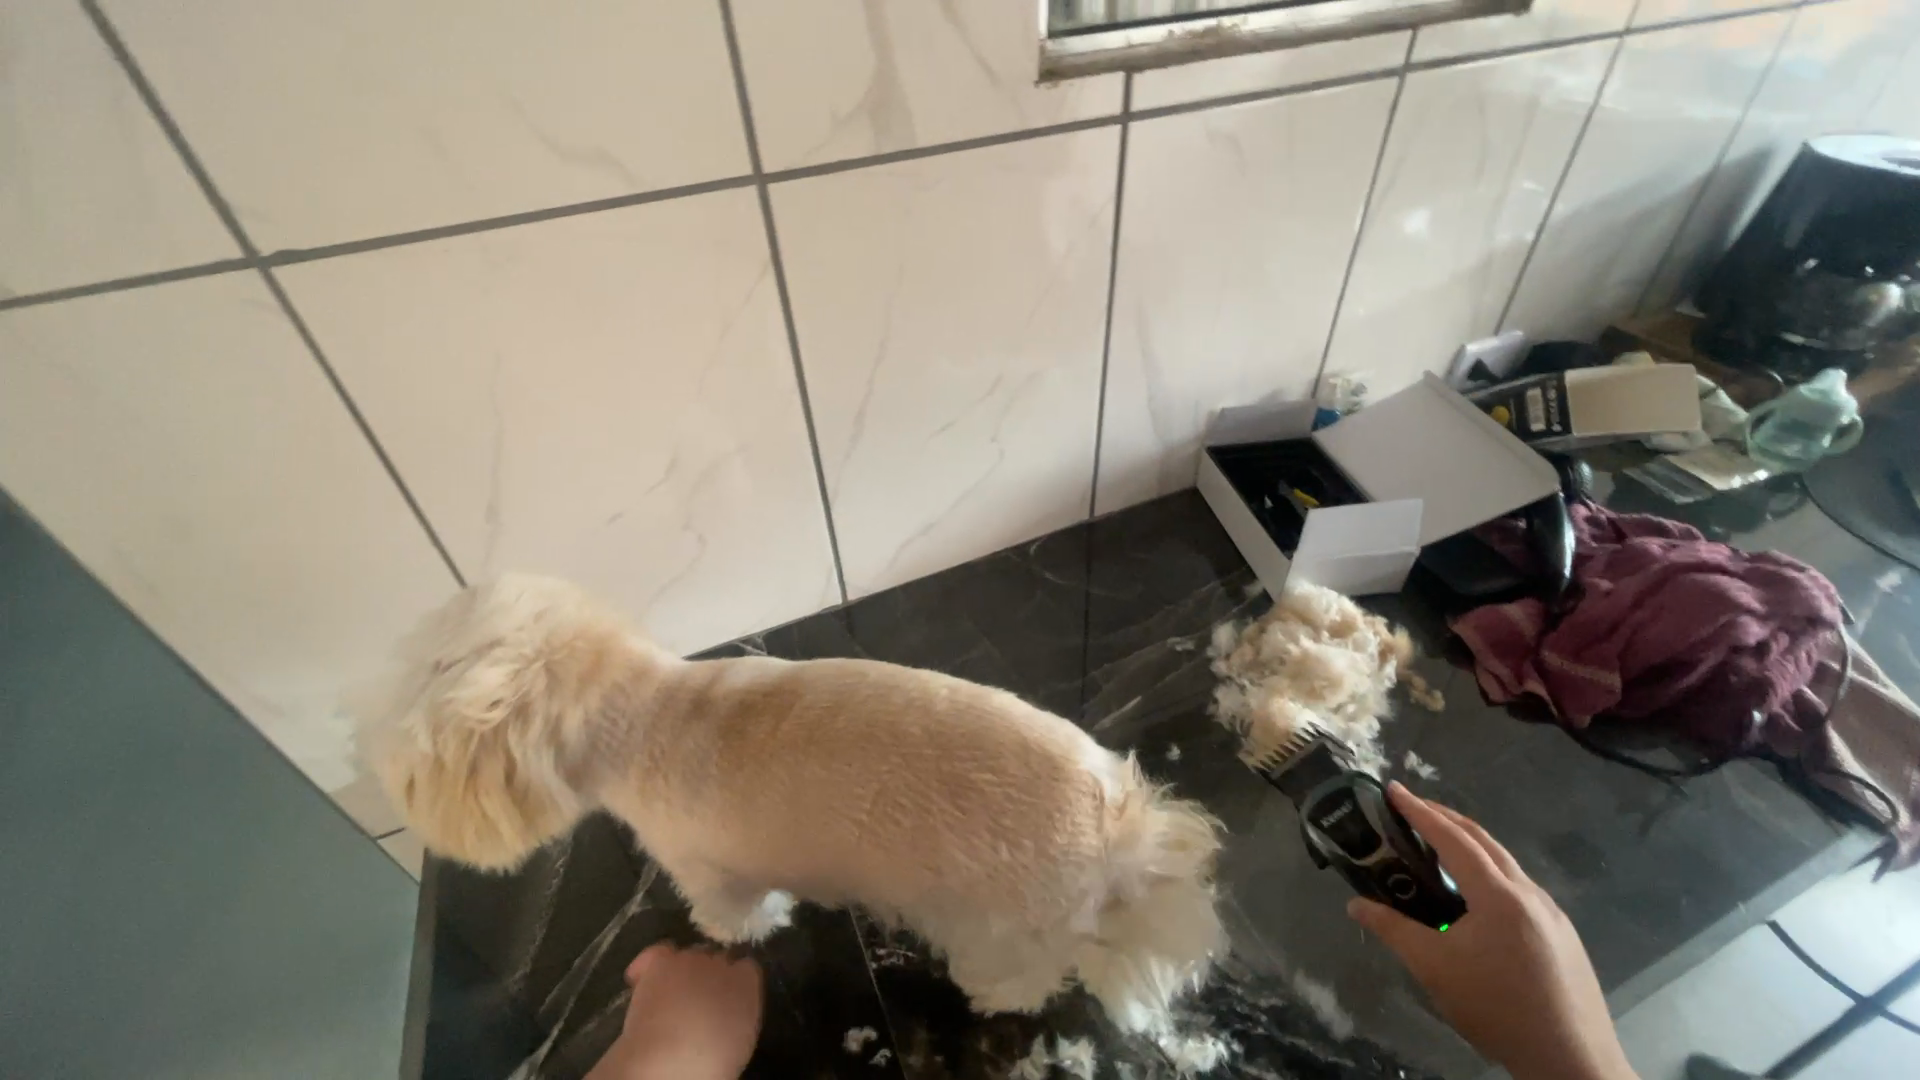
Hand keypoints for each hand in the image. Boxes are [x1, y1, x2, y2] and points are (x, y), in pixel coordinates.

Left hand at [585, 944, 763, 1079]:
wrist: (670, 1063)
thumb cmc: (709, 1065)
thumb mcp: (738, 1044)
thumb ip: (737, 1017)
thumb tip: (727, 1015)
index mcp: (749, 983)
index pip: (746, 969)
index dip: (733, 985)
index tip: (723, 1005)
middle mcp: (724, 963)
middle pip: (717, 959)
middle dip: (708, 978)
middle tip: (695, 1006)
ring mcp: (692, 959)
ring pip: (688, 957)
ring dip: (681, 974)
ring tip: (669, 1001)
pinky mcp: (662, 963)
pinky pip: (657, 954)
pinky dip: (648, 966)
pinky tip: (641, 980)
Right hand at [1347, 783, 1635, 1079]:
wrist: (1574, 1065)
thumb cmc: (1497, 1009)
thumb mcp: (1433, 968)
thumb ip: (1392, 928)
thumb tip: (1355, 904)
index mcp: (1499, 896)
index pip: (1453, 838)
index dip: (1419, 811)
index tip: (1392, 789)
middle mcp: (1530, 895)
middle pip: (1483, 840)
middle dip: (1444, 817)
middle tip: (1410, 806)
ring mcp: (1552, 915)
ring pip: (1504, 862)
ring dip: (1468, 842)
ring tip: (1435, 842)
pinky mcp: (1562, 935)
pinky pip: (1518, 885)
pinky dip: (1487, 869)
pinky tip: (1473, 890)